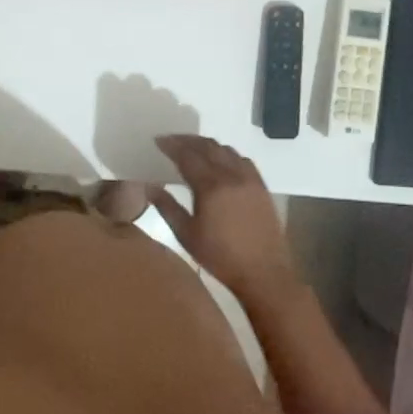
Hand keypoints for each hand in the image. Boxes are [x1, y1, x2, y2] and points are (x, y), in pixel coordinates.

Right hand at [150, 135, 296, 295]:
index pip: (187, 156)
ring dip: (208, 145)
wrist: (263, 272)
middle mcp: (232, 175)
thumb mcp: (186, 234)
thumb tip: (149, 186)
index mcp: (211, 186)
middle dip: (188, 140)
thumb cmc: (220, 256)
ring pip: (227, 150)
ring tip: (193, 148)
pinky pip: (243, 160)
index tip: (158, 140)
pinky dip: (227, 154)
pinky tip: (220, 162)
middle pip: (208, 147)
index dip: (171, 146)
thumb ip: (166, 207)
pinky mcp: (262, 187)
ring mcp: (251, 179)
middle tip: (172, 140)